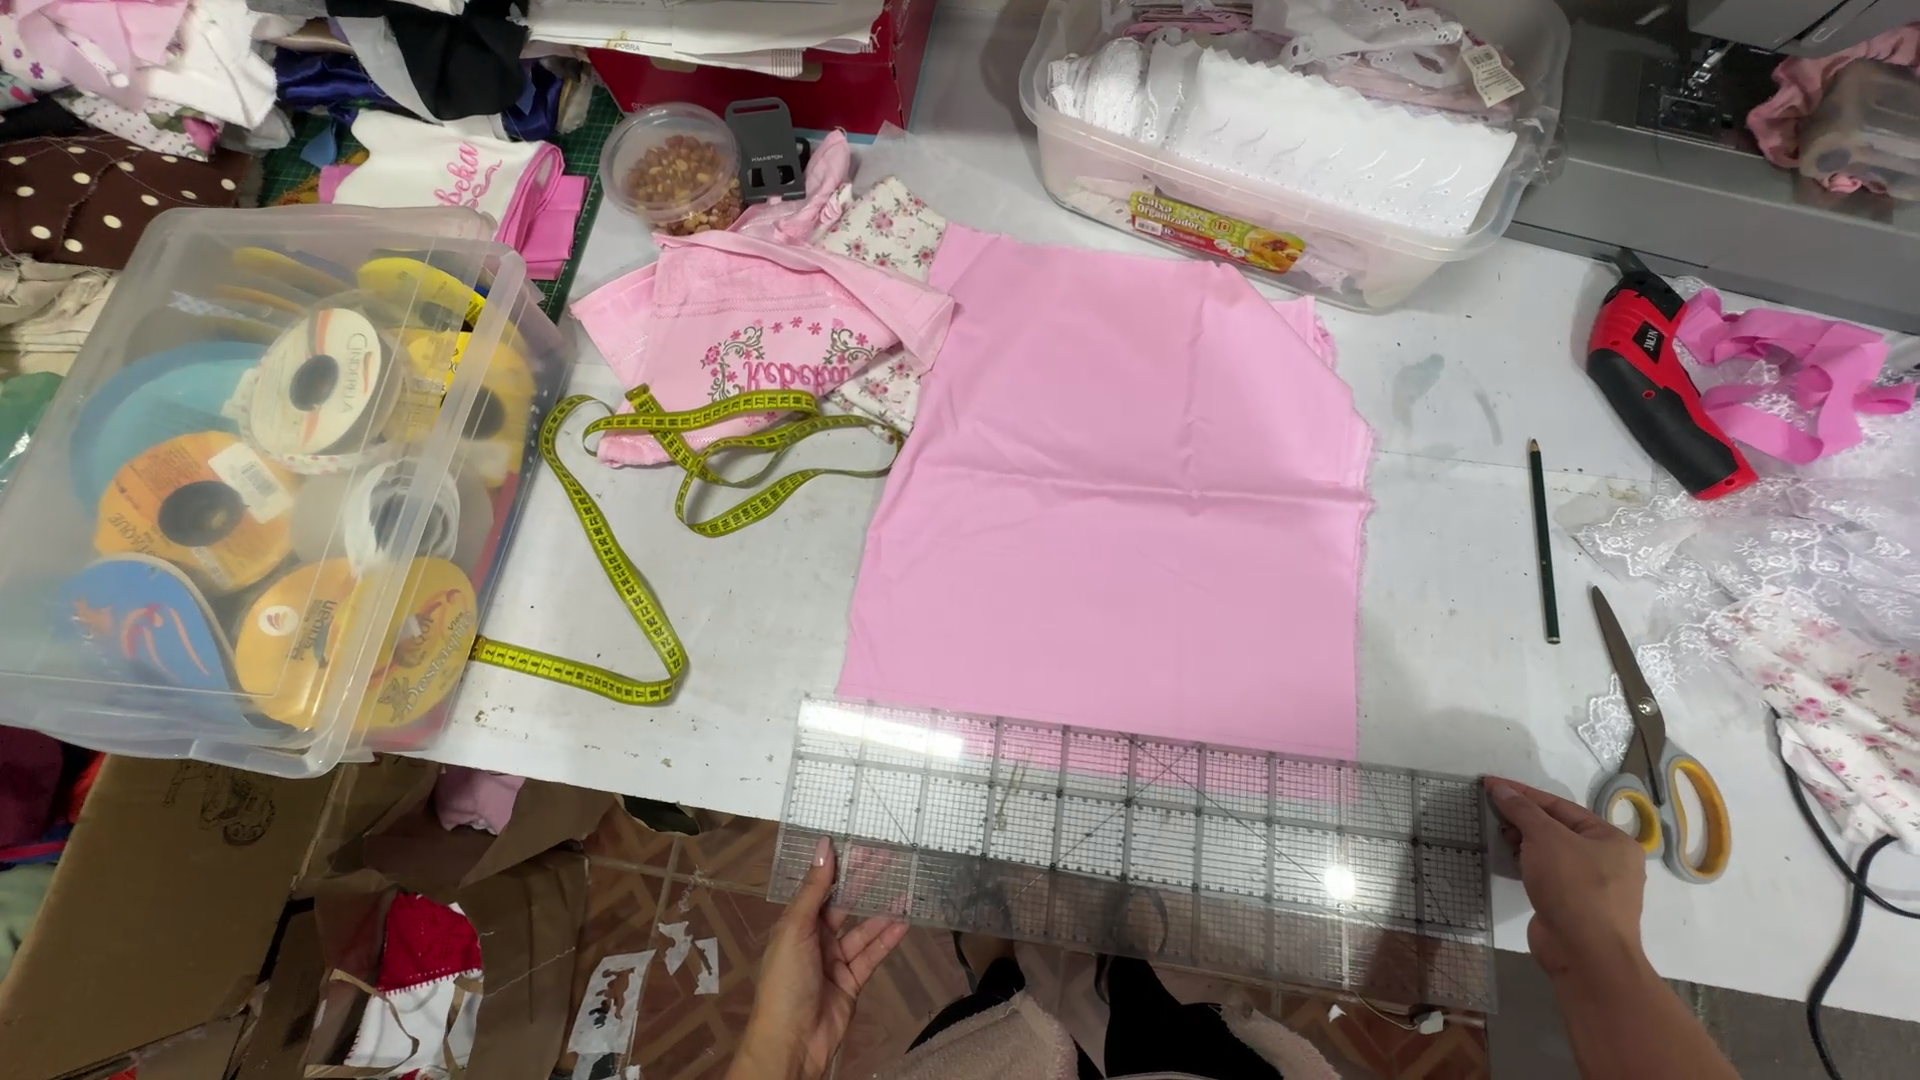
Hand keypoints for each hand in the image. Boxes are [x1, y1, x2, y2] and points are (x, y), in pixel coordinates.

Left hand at [728, 837, 910, 1079]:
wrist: (791, 1044)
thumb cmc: (785, 981)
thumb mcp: (795, 929)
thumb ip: (814, 889)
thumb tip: (824, 845)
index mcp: (796, 923)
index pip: (821, 886)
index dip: (840, 865)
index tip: (861, 843)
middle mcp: (815, 938)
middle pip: (844, 903)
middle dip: (865, 882)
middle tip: (889, 857)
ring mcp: (834, 961)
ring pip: (863, 930)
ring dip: (883, 912)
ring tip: (907, 890)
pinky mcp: (851, 981)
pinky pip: (872, 955)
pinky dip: (887, 939)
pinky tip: (904, 923)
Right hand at [1485, 777, 1648, 980]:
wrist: (1585, 952)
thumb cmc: (1573, 886)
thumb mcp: (1545, 838)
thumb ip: (1522, 810)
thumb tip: (1500, 788)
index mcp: (1612, 840)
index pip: (1560, 806)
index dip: (1523, 793)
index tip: (1490, 784)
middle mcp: (1609, 860)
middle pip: (1557, 827)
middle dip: (1523, 818)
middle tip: (1492, 811)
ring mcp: (1593, 884)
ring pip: (1551, 850)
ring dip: (1524, 840)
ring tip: (1499, 834)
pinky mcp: (1575, 903)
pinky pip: (1548, 872)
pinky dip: (1528, 862)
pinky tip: (1511, 859)